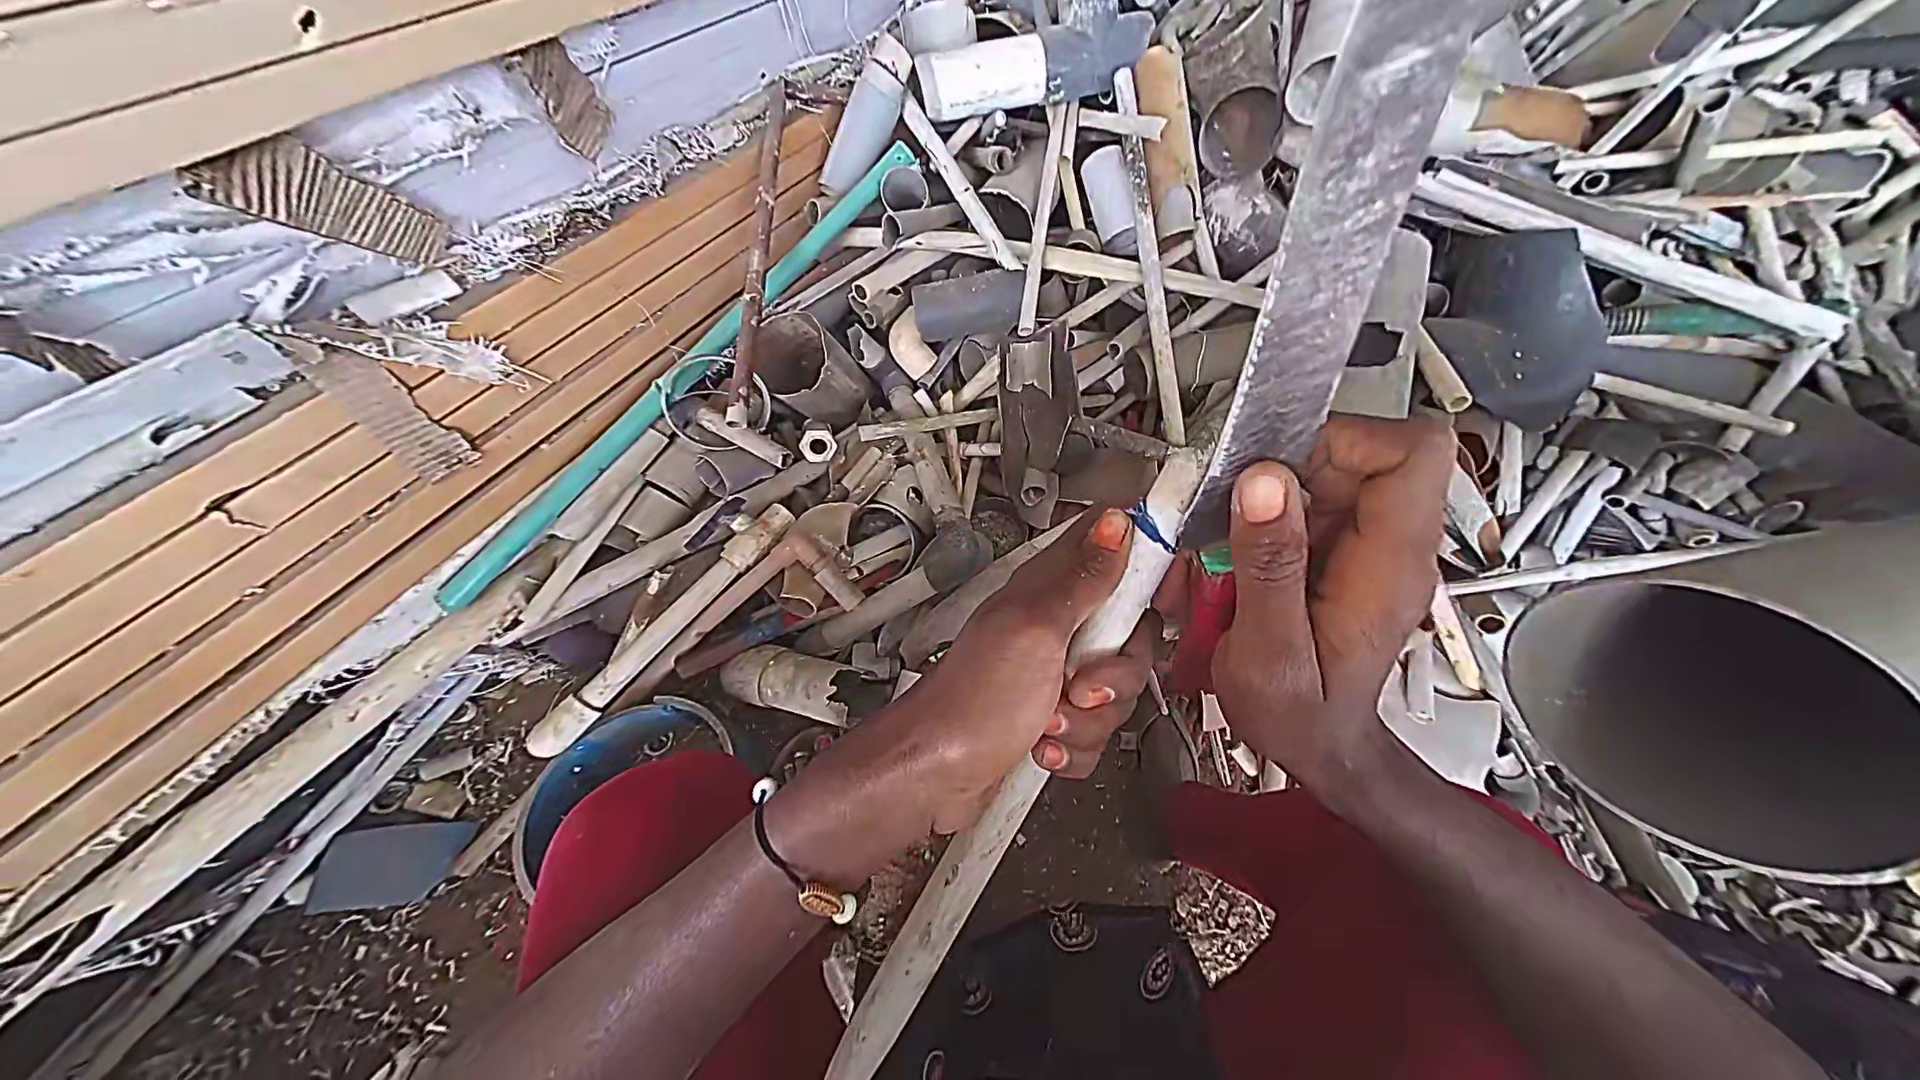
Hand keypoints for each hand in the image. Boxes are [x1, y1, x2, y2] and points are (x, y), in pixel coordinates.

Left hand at [769, 508, 1156, 882]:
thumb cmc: (971, 700)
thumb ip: (1082, 578)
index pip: (1113, 550)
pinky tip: (1039, 745)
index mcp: (1049, 591)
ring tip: (1046, 722)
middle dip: (1117, 676)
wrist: (934, 775)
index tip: (1156, 602)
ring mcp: (1055, 674)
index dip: (1146, 566)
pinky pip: (1098, 731)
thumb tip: (1117, 522)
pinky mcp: (1054, 715)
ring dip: (1087, 721)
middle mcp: (1056, 628)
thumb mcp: (1034, 629)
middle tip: (1078, 687)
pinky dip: (1073, 747)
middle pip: (1132, 636)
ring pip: (1118, 692)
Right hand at [1203, 414, 1454, 802]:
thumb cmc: (1300, 715)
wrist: (1318, 744)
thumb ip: (1268, 566)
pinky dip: (1259, 520)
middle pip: (1356, 455)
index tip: (1275, 471)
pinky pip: (1302, 504)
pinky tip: (1233, 561)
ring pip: (1321, 475)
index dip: (1342, 440)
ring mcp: (1364, 546)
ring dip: (1262, 499)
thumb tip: (1266, 483)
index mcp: (1390, 565)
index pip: (1411, 452)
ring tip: (1225, 548)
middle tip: (1230, 515)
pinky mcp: (1338, 551)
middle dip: (1280, 472)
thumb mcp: (1270, 651)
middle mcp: (1389, 546)